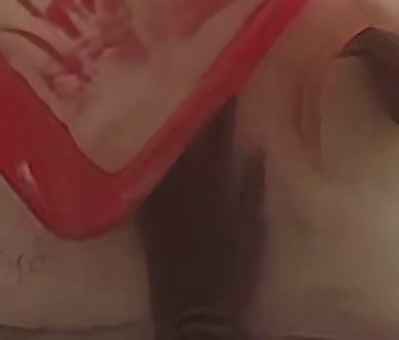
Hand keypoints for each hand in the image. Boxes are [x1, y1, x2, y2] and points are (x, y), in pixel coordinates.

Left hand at [139, 106, 264, 329]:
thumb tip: (256, 147)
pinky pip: (142, 182)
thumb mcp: (255, 227)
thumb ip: (254, 186)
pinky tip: (141, 146)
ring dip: (168, 130)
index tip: (228, 84)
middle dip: (194, 111)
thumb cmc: (235, 270)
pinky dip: (144, 161)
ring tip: (169, 106)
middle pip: (187, 139)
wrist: (197, 314)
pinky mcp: (145, 220)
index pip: (220, 137)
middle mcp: (184, 187)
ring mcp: (161, 202)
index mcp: (215, 186)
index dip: (224, 109)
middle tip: (195, 85)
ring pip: (162, 155)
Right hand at [344, 27, 398, 170]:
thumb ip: (381, 83)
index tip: (345, 56)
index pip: (372, 36)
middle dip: (371, 47)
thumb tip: (369, 65)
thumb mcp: (398, 108)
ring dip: (388, 53)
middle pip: (388, 36)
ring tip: (378, 72)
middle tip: (359, 63)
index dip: (355, 44)